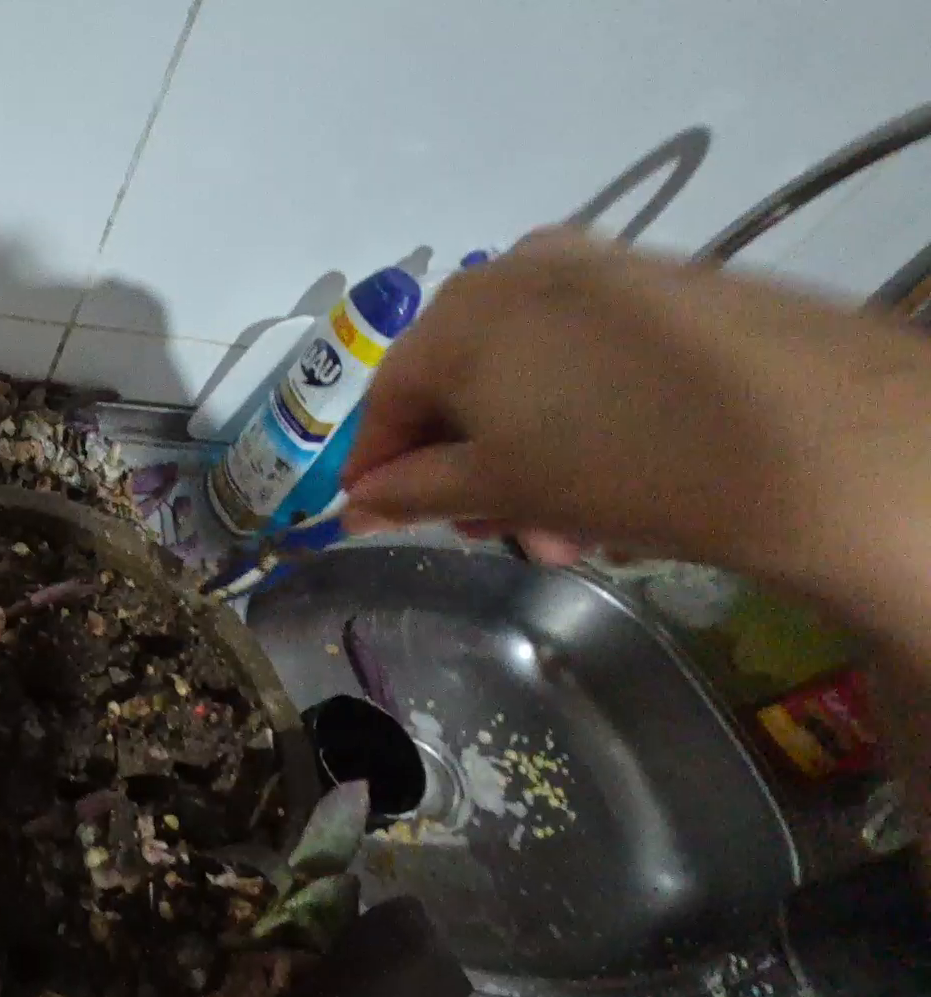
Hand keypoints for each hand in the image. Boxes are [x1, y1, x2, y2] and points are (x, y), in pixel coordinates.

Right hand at [340, 230, 930, 597]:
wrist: (836, 441)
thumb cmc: (618, 465)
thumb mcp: (493, 488)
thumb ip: (407, 493)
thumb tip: (355, 504)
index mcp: (455, 317)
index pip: (384, 400)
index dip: (374, 465)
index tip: (372, 513)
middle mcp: (514, 274)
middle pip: (453, 387)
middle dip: (460, 469)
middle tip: (484, 530)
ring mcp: (595, 270)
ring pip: (518, 377)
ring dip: (518, 455)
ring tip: (558, 524)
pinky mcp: (663, 284)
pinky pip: (579, 356)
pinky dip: (569, 417)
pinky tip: (603, 473)